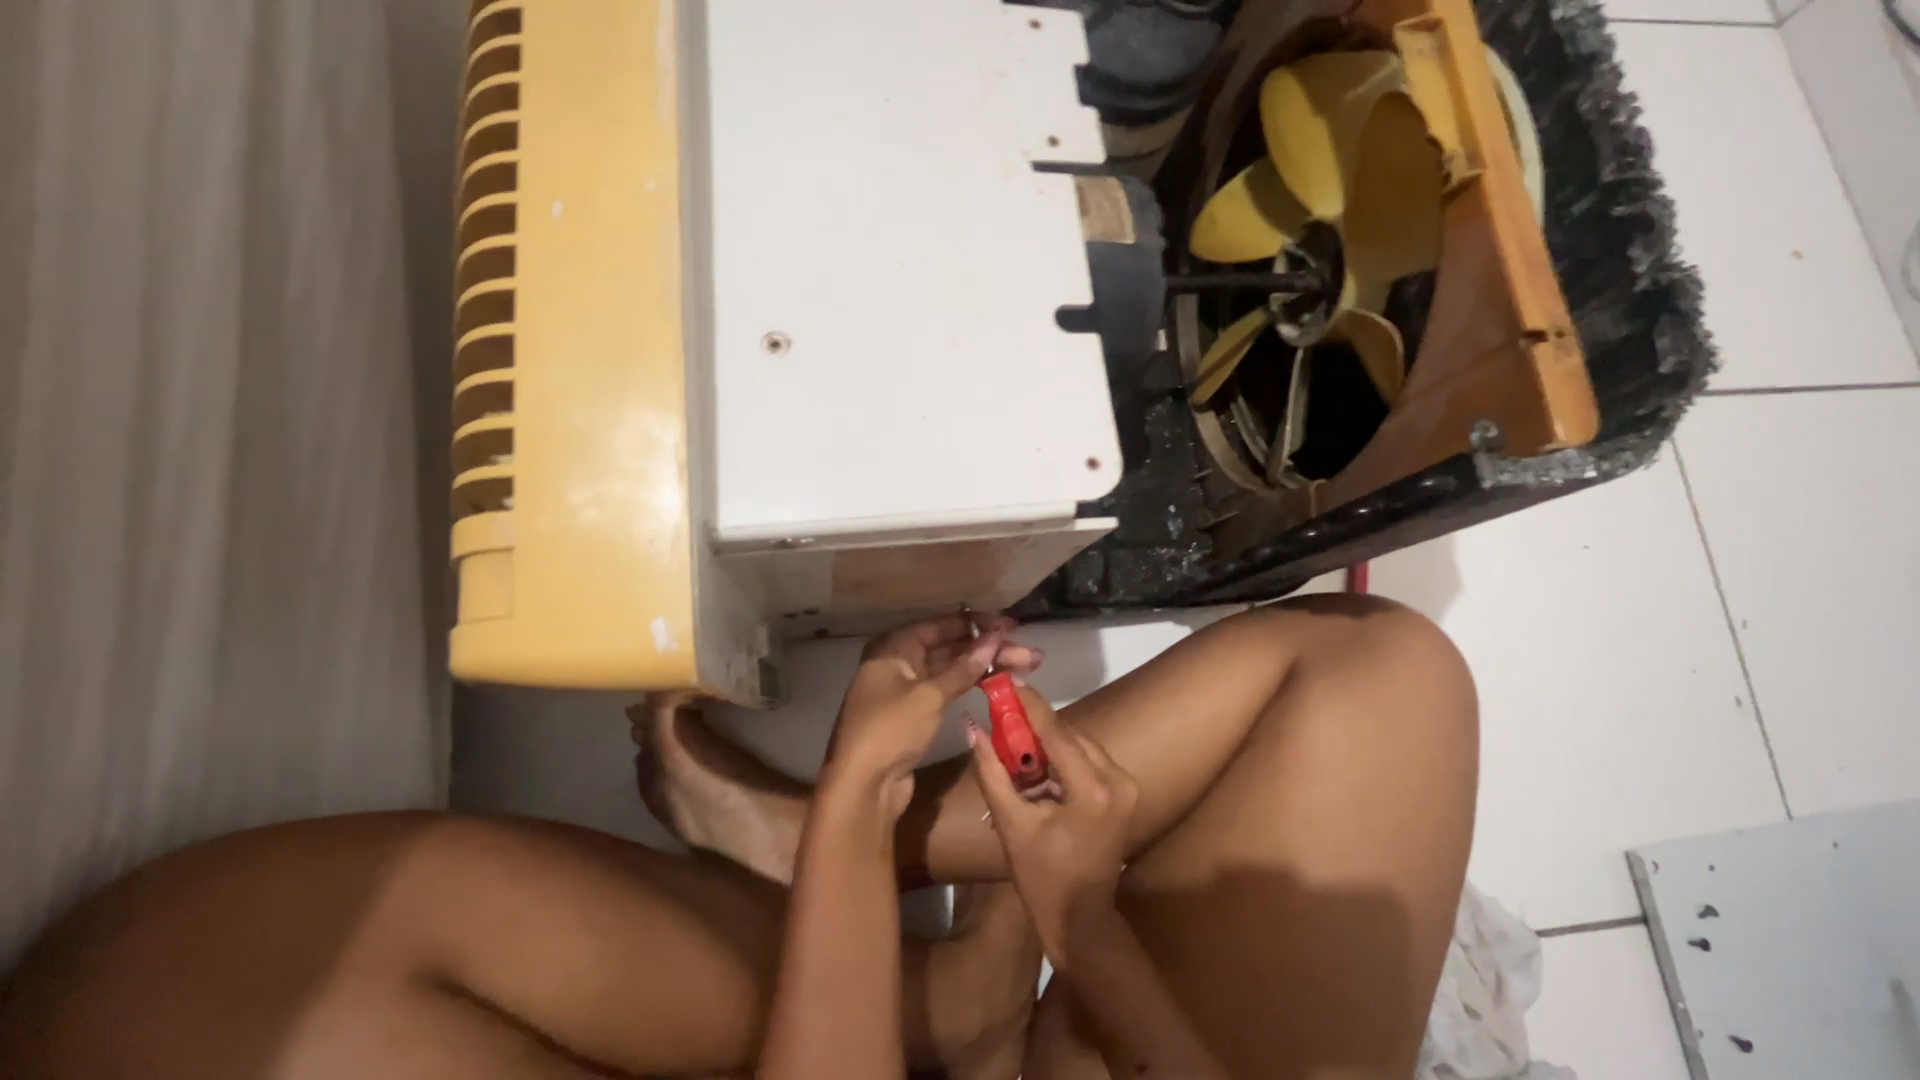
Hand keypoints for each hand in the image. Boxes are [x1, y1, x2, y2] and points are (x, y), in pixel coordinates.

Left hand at [825, 612, 1040, 814]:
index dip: (978, 624)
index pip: (942, 624)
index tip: (1012, 626)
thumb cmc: (891, 730)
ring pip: (951, 669)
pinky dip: (970, 685)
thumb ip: (964, 667)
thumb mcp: (929, 695)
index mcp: (893, 647)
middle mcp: (897, 661)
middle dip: (989, 648)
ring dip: (985, 667)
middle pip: (949, 647)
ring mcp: (905, 689)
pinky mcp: (914, 714)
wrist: (862, 785)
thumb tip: (994, 637)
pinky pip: (946, 689)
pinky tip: (998, 684)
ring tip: (1026, 667)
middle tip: (1030, 654)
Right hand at [968, 687, 1137, 960]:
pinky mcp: (1126, 793)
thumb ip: (992, 772)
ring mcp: (1127, 786)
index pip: (1057, 732)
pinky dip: (1062, 760)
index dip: (1030, 704)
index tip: (1007, 680)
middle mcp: (1119, 779)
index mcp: (1093, 789)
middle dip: (1035, 726)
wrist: (1081, 918)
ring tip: (1014, 746)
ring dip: (1048, 744)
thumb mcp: (1011, 823)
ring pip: (1080, 746)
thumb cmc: (1041, 877)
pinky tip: (1037, 769)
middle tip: (1001, 716)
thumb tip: (973, 729)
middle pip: (1070, 735)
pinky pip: (1088, 761)